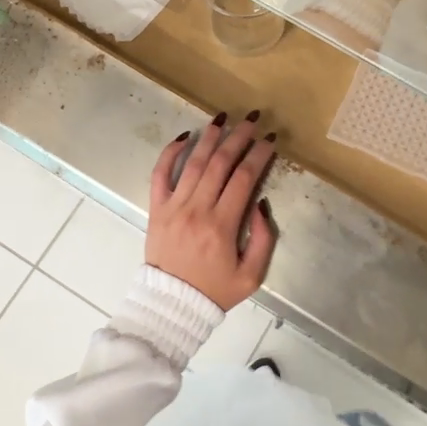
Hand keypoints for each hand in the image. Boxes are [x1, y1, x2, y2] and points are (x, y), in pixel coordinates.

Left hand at [146, 111, 277, 310]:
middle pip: (220, 163)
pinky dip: (170, 152)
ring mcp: (173, 207)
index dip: (259, 156)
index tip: (270, 141)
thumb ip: (263, 239)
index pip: (243, 178)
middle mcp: (197, 210)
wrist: (171, 307)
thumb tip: (260, 204)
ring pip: (193, 163)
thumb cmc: (215, 292)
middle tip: (253, 120)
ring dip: (210, 137)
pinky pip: (160, 174)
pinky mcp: (156, 209)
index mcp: (222, 226)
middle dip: (239, 137)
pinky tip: (184, 136)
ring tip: (224, 118)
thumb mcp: (252, 275)